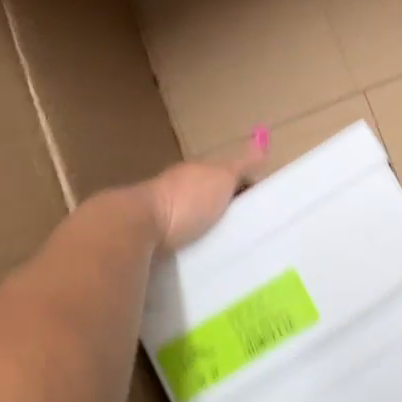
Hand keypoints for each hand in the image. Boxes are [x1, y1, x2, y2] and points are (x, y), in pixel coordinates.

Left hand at [140, 132, 266, 250]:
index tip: (259, 208)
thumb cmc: (186, 199)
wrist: (138, 226)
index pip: (225, 175)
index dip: (243, 187)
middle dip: (225, 210)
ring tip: (226, 248)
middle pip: (208, 198)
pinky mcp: (152, 238)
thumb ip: (242, 165)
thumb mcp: (222, 178)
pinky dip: (190, 245)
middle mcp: (178, 187)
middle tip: (247, 231)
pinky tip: (202, 257)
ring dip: (206, 229)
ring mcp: (162, 213)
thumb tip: (263, 144)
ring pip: (193, 220)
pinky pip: (179, 240)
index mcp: (196, 171)